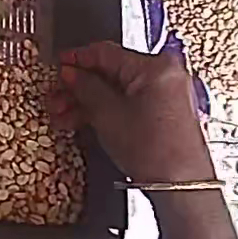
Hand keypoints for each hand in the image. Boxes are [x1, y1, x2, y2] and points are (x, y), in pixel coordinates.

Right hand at [51, 42, 214, 183]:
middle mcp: (164, 73)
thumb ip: (86, 88)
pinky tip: (83, 120)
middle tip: (56, 97)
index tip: (58, 64)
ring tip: (63, 115)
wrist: (181, 185)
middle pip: (110, 72)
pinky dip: (106, 109)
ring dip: (87, 100)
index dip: (77, 59)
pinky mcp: (164, 109)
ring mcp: (165, 92)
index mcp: (154, 66)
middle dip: (79, 86)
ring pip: (116, 88)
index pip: (105, 53)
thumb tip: (71, 73)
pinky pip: (128, 101)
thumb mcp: (107, 116)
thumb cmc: (154, 151)